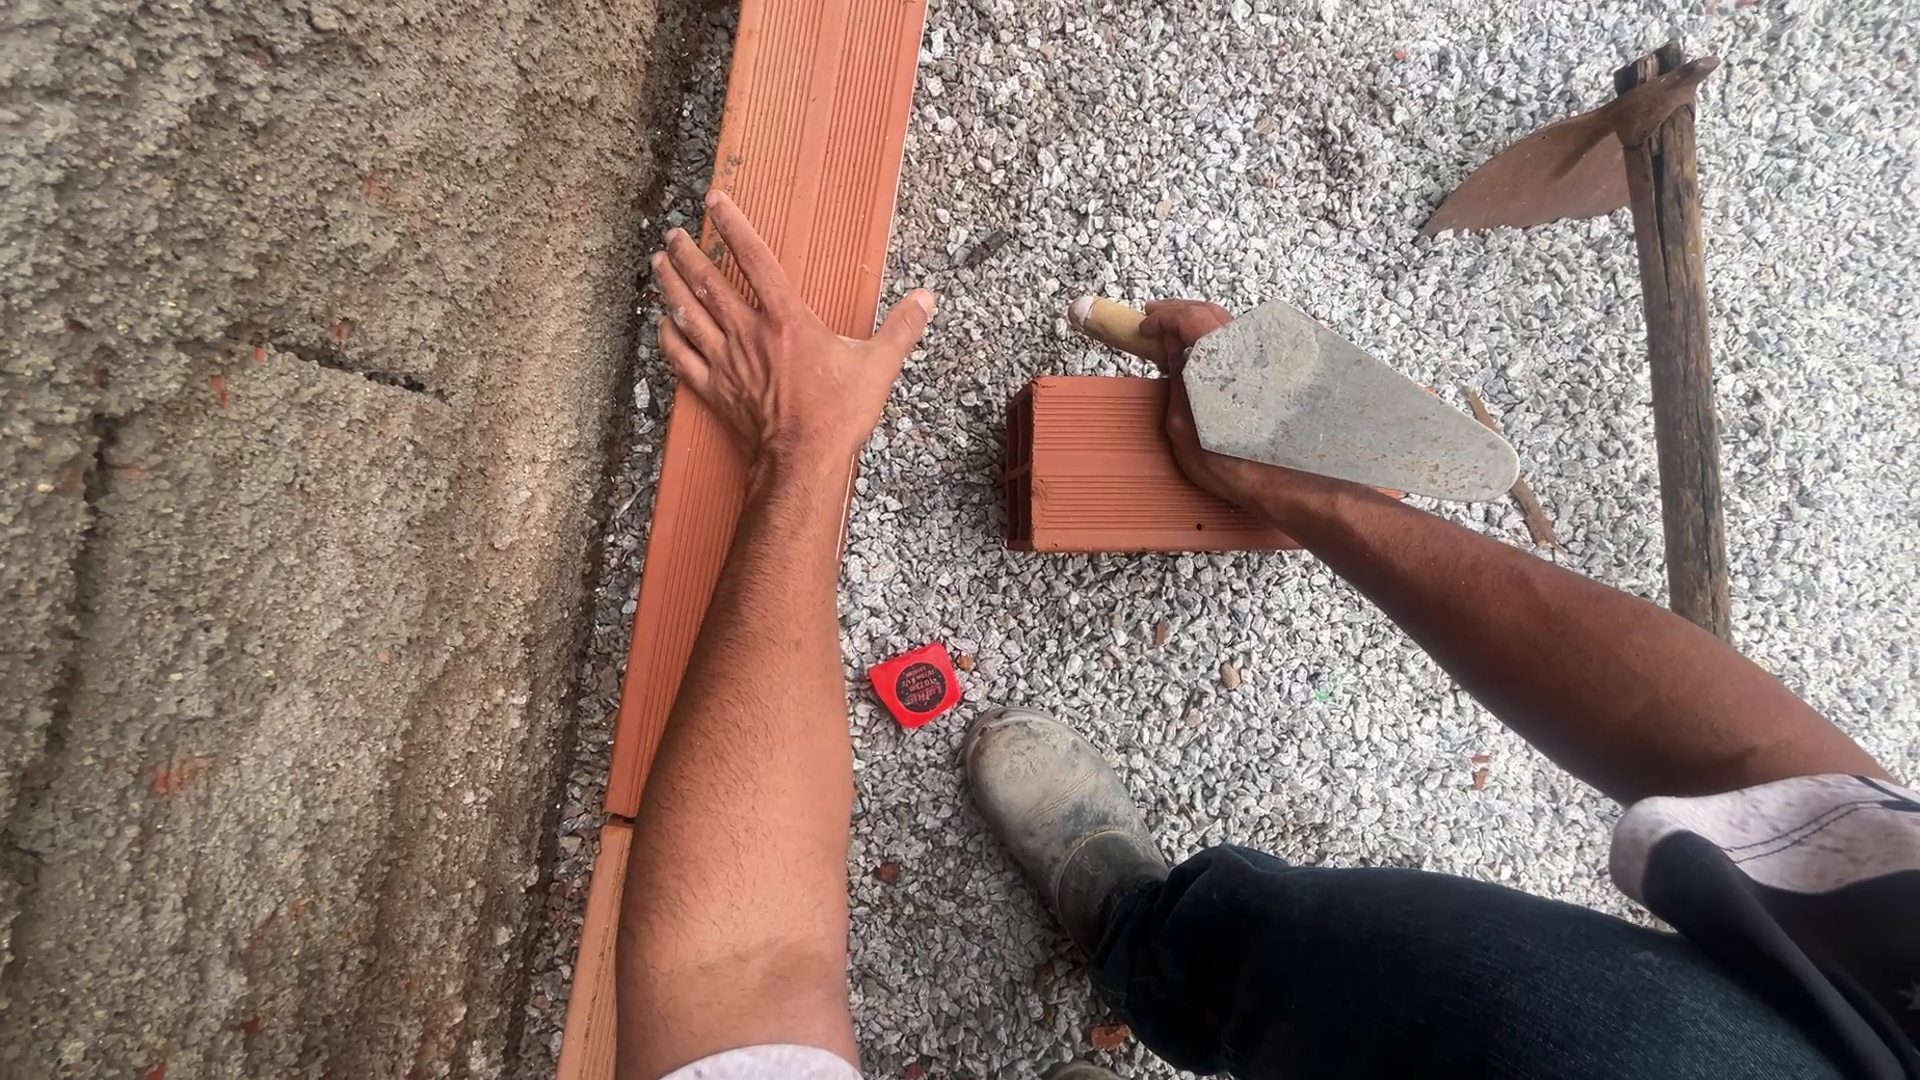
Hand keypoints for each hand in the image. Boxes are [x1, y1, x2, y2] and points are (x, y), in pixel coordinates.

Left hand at [651, 190, 936, 471]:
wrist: (804, 460)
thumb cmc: (838, 415)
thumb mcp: (878, 368)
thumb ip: (901, 329)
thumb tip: (926, 300)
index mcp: (788, 321)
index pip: (755, 260)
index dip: (733, 226)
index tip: (714, 200)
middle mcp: (750, 334)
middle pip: (709, 283)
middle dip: (689, 254)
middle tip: (675, 235)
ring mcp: (728, 362)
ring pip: (689, 314)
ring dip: (671, 286)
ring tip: (660, 264)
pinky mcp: (716, 390)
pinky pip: (682, 358)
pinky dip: (669, 338)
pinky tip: (663, 324)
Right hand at [1139, 299, 1331, 516]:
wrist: (1281, 481)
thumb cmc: (1227, 463)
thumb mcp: (1183, 425)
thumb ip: (1177, 378)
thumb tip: (1171, 346)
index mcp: (1222, 361)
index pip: (1188, 317)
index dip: (1161, 317)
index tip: (1144, 327)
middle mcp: (1249, 350)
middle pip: (1209, 312)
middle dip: (1177, 313)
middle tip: (1154, 321)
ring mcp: (1269, 356)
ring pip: (1229, 323)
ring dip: (1198, 324)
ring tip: (1176, 335)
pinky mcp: (1280, 368)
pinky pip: (1245, 340)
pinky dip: (1220, 338)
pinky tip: (1207, 352)